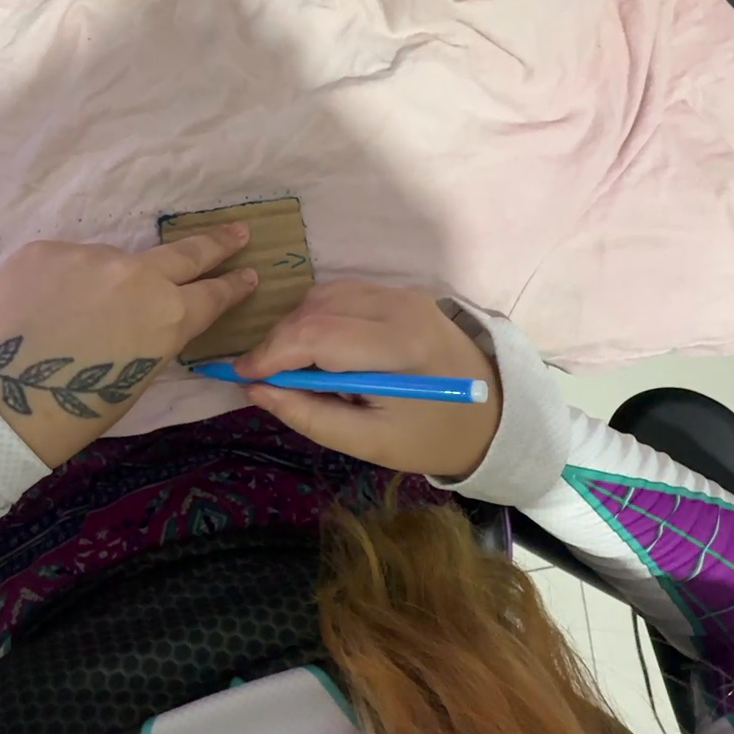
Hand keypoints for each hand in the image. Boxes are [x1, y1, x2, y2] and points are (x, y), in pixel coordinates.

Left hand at [0, 226, 257, 467]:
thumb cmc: (71, 412)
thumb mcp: (135, 380)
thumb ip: (154, 336)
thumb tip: (150, 313)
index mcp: (167, 317)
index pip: (213, 294)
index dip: (234, 285)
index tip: (249, 272)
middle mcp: (136, 274)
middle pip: (185, 252)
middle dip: (216, 243)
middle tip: (238, 230)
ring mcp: (89, 255)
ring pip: (112, 263)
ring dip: (108, 283)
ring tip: (76, 320)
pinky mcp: (46, 248)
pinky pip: (67, 263)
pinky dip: (63, 282)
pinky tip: (43, 312)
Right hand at [233, 281, 501, 478]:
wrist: (493, 413)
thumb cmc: (430, 436)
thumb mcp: (368, 442)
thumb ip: (307, 413)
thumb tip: (254, 388)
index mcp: (399, 348)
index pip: (317, 334)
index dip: (271, 352)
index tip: (239, 375)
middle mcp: (400, 307)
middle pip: (314, 309)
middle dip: (278, 341)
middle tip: (262, 377)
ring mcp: (401, 293)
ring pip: (322, 295)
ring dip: (294, 326)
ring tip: (290, 365)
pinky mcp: (398, 292)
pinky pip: (339, 293)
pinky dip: (315, 316)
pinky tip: (316, 347)